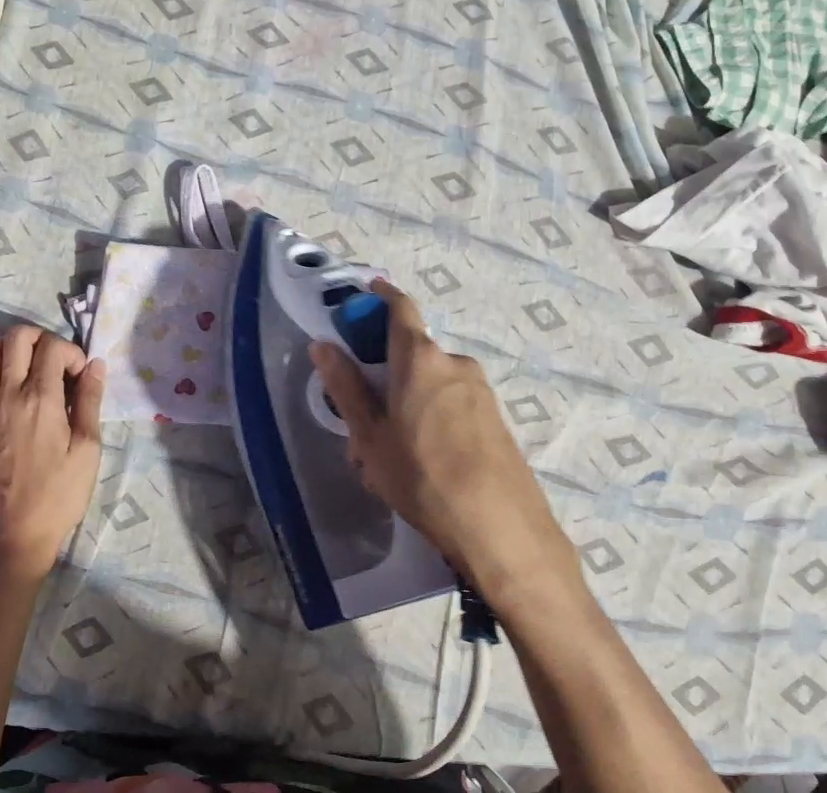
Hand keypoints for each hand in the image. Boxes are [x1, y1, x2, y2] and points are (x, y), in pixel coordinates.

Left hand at [0, 326, 105, 581]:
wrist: (22, 530)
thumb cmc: (62, 492)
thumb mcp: (89, 448)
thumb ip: (92, 401)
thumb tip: (96, 364)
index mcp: (42, 398)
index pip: (52, 346)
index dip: (71, 351)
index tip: (80, 374)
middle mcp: (9, 394)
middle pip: (16, 337)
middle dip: (39, 337)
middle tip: (53, 360)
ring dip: (6, 348)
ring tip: (24, 365)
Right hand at [310, 279, 576, 601]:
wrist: (502, 532)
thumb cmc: (422, 478)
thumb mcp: (369, 436)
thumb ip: (346, 386)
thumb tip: (323, 345)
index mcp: (420, 358)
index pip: (400, 308)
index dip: (380, 296)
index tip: (363, 295)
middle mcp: (454, 363)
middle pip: (410, 353)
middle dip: (383, 373)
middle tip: (360, 416)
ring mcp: (480, 392)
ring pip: (430, 383)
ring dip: (405, 402)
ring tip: (386, 453)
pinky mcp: (496, 420)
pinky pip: (451, 404)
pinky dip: (429, 418)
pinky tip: (420, 463)